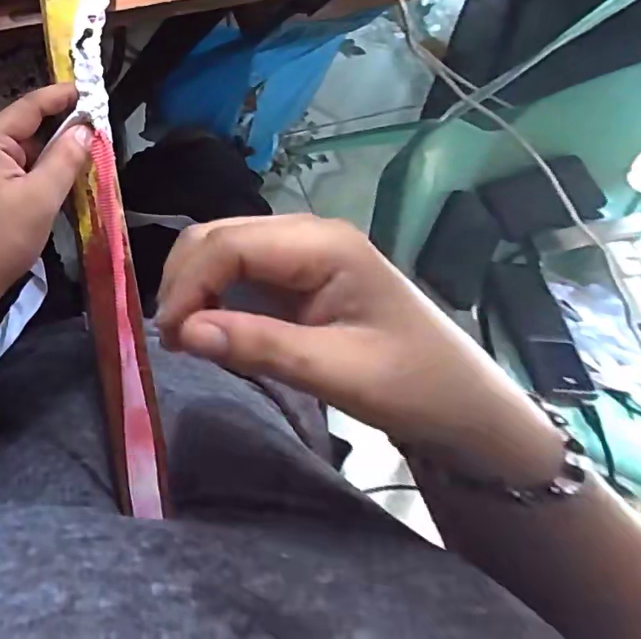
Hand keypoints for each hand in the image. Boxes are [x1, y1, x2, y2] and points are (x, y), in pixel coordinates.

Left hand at [0, 84, 92, 311]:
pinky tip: (69, 174)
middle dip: (64, 124)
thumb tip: (87, 129)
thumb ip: (66, 159)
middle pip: (30, 125)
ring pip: (30, 148)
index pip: (29, 106)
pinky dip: (47, 168)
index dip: (62, 95)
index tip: (93, 89)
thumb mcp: (41, 197)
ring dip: (57, 149)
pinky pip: (25, 167)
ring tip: (92, 148)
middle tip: (101, 122)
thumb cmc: (2, 239)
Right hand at [156, 215, 563, 482]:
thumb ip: (259, 346)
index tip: (169, 334)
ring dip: (192, 284)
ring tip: (181, 333)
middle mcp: (304, 231)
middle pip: (216, 236)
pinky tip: (204, 323)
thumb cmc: (418, 387)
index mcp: (322, 243)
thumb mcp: (340, 372)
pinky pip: (234, 267)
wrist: (471, 409)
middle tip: (170, 337)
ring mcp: (298, 247)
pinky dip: (209, 291)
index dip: (189, 283)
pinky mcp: (292, 269)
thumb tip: (183, 333)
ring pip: (218, 247)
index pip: (229, 244)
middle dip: (183, 280)